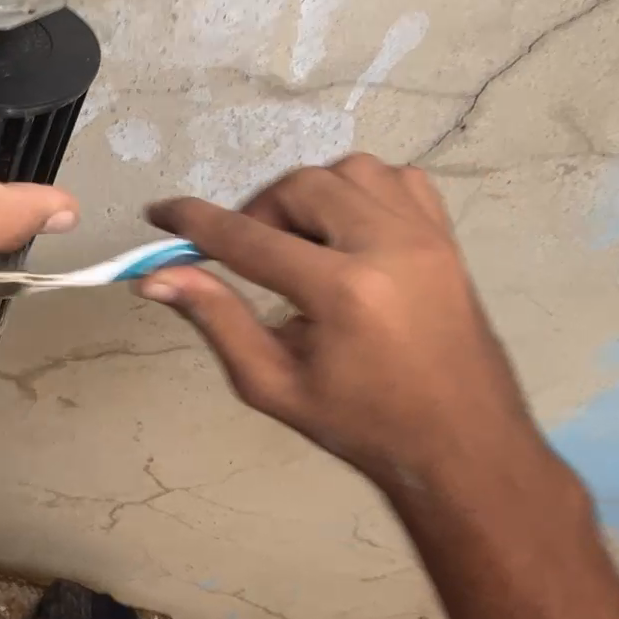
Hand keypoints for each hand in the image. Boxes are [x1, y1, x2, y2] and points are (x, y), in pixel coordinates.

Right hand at [138, 154, 543, 490]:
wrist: (465, 447)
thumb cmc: (359, 423)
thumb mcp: (267, 381)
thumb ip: (212, 317)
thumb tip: (153, 277)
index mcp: (344, 292)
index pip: (246, 237)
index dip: (192, 221)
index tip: (159, 214)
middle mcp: (392, 248)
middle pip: (300, 187)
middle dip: (257, 214)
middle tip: (247, 258)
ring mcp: (429, 237)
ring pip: (349, 171)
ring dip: (306, 197)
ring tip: (296, 243)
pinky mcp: (448, 238)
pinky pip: (395, 179)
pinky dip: (357, 191)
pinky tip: (341, 233)